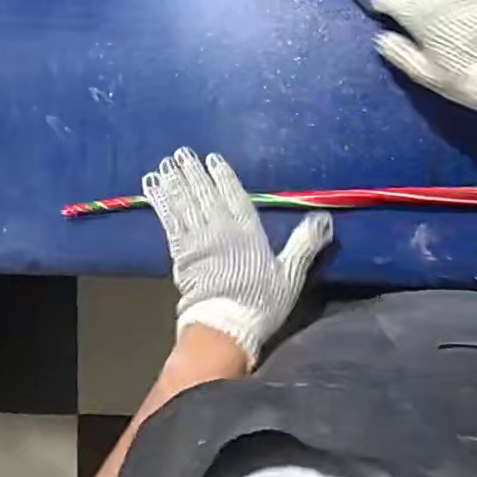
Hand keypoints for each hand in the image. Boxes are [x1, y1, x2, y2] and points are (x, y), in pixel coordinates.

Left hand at [142, 148, 331, 365]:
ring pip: (184, 200)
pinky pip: (167, 218)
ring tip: (166, 163)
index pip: (234, 194)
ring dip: (174, 180)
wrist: (225, 323)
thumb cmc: (261, 301)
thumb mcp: (290, 273)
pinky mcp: (179, 249)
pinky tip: (151, 185)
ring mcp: (197, 236)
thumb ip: (304, 243)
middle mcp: (220, 226)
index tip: (213, 158)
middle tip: (181, 152)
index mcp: (247, 230)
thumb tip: (324, 218)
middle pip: (204, 192)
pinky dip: (159, 200)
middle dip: (193, 171)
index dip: (223, 175)